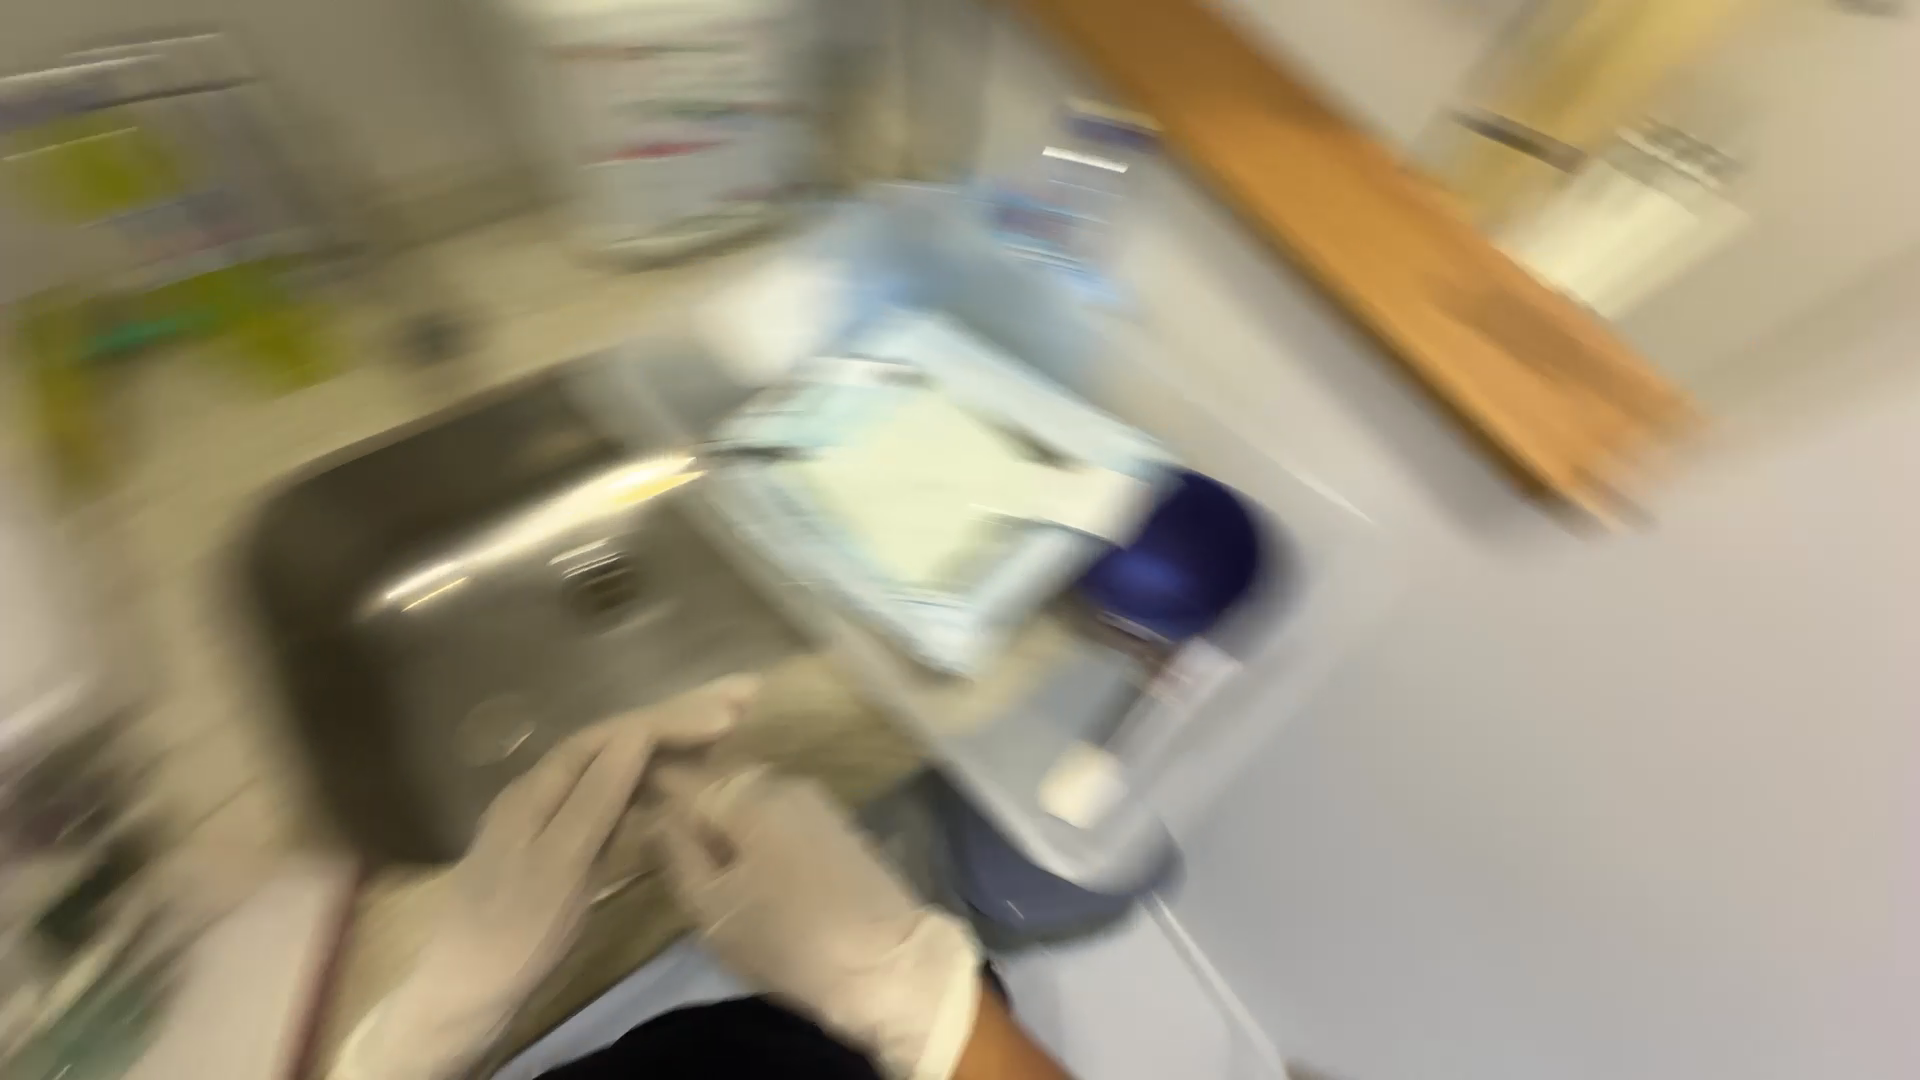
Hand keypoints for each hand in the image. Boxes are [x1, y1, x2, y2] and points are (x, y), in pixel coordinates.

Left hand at [336, 676, 758, 1079]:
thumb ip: (597, 796)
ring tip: (723, 726)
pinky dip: (656, 771)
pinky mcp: (569, 834)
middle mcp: (548, 784)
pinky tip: (682, 771)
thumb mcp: (558, 865)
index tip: (725, 718)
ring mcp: (557, 809)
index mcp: (541, 785)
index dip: (671, 721)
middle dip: (677, 717)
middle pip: (619, 736)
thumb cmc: (516, 930)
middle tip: (736, 702)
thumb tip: (638, 733)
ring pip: (621, 759)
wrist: (465, 994)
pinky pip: (619, 787)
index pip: (615, 734)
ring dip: (671, 739)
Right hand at [657, 765, 981, 1079]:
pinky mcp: (836, 818)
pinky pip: (780, 809)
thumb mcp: (713, 907)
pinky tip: (751, 858)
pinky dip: (758, 824)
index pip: (684, 775)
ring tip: (708, 856)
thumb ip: (678, 852)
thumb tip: (655, 812)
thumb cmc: (787, 938)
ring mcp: (815, 797)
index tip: (632, 804)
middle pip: (721, 779)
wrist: (885, 957)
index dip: (653, 785)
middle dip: (692, 802)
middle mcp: (782, 782)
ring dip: (727, 815)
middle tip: (667, 841)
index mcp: (746, 796)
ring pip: (752, 794)